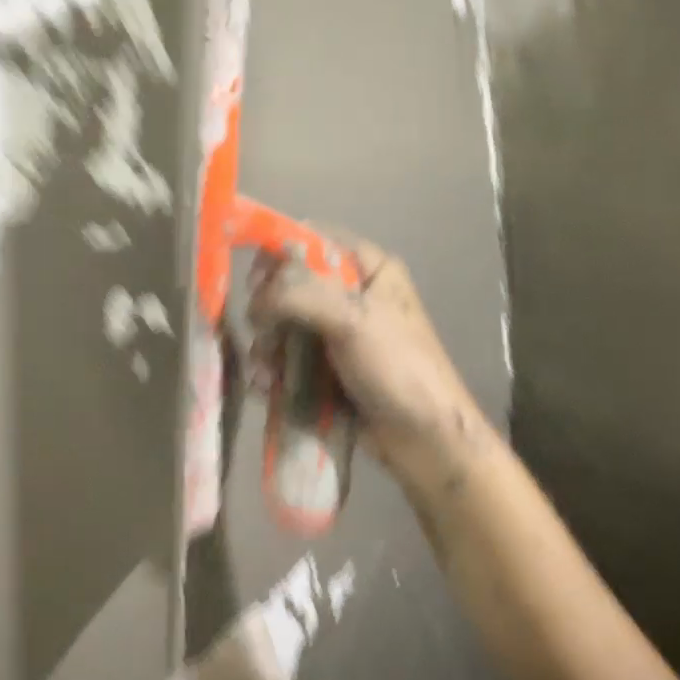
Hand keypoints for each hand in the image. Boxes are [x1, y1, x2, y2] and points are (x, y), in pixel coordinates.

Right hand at [246, 230, 493, 489]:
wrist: (425, 439)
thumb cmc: (398, 367)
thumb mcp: (354, 318)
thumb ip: (299, 294)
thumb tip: (254, 297)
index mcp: (368, 269)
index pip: (312, 240)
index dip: (278, 254)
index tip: (256, 280)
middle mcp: (351, 296)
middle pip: (289, 287)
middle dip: (269, 313)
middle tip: (264, 334)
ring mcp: (337, 337)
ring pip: (283, 329)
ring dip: (267, 349)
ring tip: (266, 373)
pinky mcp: (327, 372)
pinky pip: (287, 362)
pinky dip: (273, 373)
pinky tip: (266, 388)